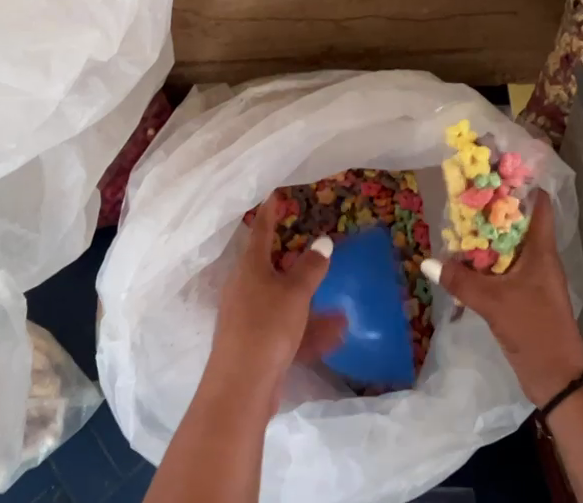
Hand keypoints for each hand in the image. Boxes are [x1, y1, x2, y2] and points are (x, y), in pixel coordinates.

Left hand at [210, 192, 346, 379]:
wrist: (242, 387)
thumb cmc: (266, 327)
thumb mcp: (295, 293)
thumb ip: (311, 267)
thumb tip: (322, 242)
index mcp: (249, 267)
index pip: (260, 231)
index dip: (270, 212)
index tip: (276, 195)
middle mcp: (244, 288)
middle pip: (271, 268)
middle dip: (296, 263)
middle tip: (314, 250)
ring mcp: (248, 318)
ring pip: (283, 303)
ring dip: (311, 304)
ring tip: (341, 310)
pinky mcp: (255, 345)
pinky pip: (286, 329)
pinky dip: (308, 330)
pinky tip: (336, 336)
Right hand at [424, 189, 582, 404]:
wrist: (558, 378)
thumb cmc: (534, 328)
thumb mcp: (493, 302)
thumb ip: (461, 281)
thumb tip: (428, 262)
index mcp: (541, 251)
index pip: (539, 205)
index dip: (520, 184)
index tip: (494, 169)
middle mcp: (539, 259)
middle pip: (519, 224)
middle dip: (494, 209)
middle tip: (464, 194)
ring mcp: (533, 279)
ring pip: (509, 248)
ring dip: (487, 238)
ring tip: (458, 224)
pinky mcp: (525, 298)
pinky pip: (504, 270)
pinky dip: (486, 264)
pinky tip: (463, 264)